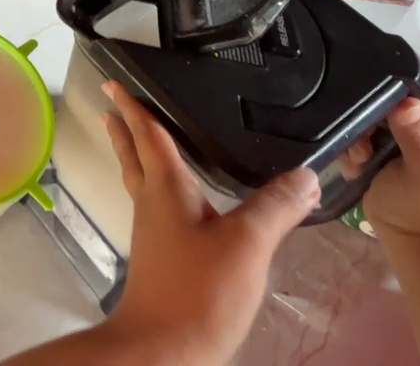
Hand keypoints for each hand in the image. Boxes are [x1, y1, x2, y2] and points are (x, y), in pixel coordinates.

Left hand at [98, 81, 320, 364]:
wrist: (164, 349)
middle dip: (125, 127)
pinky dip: (159, 186)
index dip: (133, 106)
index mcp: (165, 187)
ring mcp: (152, 229)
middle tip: (113, 103)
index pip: (147, 135)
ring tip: (137, 138)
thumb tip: (306, 175)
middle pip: (134, 153)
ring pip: (141, 178)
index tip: (113, 80)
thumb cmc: (198, 290)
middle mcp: (151, 201)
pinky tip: (178, 199)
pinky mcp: (160, 254)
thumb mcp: (246, 245)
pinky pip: (156, 204)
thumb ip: (275, 208)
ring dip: (138, 154)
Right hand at [343, 95, 419, 239]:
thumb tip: (407, 102)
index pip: (406, 90)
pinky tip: (357, 166)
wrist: (413, 240)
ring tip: (359, 162)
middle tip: (362, 151)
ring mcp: (404, 133)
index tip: (367, 125)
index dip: (382, 101)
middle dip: (364, 124)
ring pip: (364, 117)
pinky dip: (353, 149)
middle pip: (380, 102)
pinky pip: (358, 132)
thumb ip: (417, 137)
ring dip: (355, 139)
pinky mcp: (384, 145)